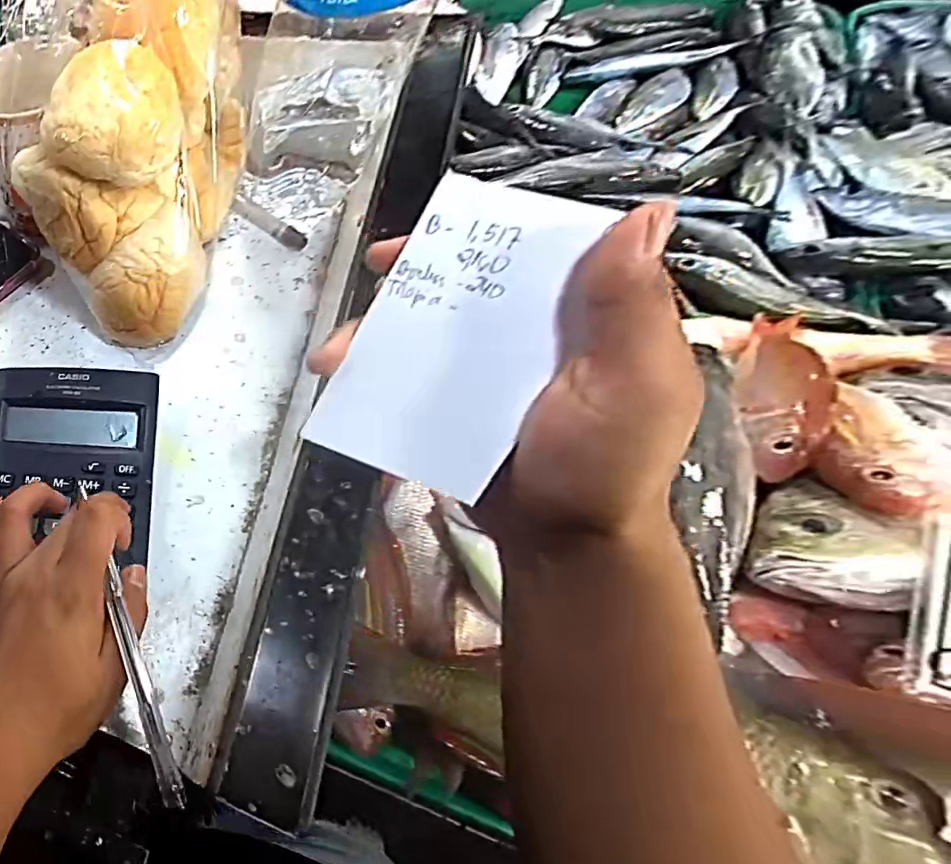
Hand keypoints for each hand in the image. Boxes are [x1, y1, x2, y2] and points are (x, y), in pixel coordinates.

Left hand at [0, 484, 147, 790]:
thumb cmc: (55, 712)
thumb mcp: (114, 671)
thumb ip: (129, 614)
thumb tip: (133, 576)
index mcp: (72, 591)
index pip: (96, 517)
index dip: (117, 515)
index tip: (122, 543)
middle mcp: (33, 574)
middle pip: (66, 518)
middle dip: (94, 518)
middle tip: (104, 549)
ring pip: (15, 513)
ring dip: (40, 497)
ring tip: (58, 505)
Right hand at [311, 202, 698, 548]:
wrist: (557, 538)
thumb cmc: (606, 464)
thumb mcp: (630, 383)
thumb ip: (626, 309)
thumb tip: (637, 217)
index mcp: (584, 317)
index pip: (538, 255)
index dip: (490, 233)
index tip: (441, 231)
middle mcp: (531, 337)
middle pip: (469, 290)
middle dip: (417, 278)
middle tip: (376, 270)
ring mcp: (487, 377)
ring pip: (429, 337)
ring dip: (379, 338)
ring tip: (334, 358)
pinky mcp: (452, 411)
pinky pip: (410, 383)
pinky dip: (375, 379)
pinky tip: (344, 385)